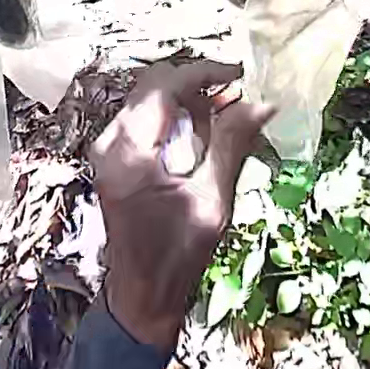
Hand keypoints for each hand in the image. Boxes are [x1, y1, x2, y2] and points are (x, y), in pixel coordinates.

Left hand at [90, 61, 274, 350]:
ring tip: (222, 114)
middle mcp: (110, 142)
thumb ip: (232, 144)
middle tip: (234, 94)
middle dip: (196, 83)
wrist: (141, 296)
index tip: (238, 75)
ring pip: (149, 97)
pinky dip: (174, 114)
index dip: (203, 73)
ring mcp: (107, 148)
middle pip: (153, 85)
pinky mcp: (113, 155)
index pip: (164, 87)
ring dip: (186, 98)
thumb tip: (262, 102)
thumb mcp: (213, 201)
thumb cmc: (178, 255)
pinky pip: (144, 116)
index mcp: (130, 153)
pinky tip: (199, 131)